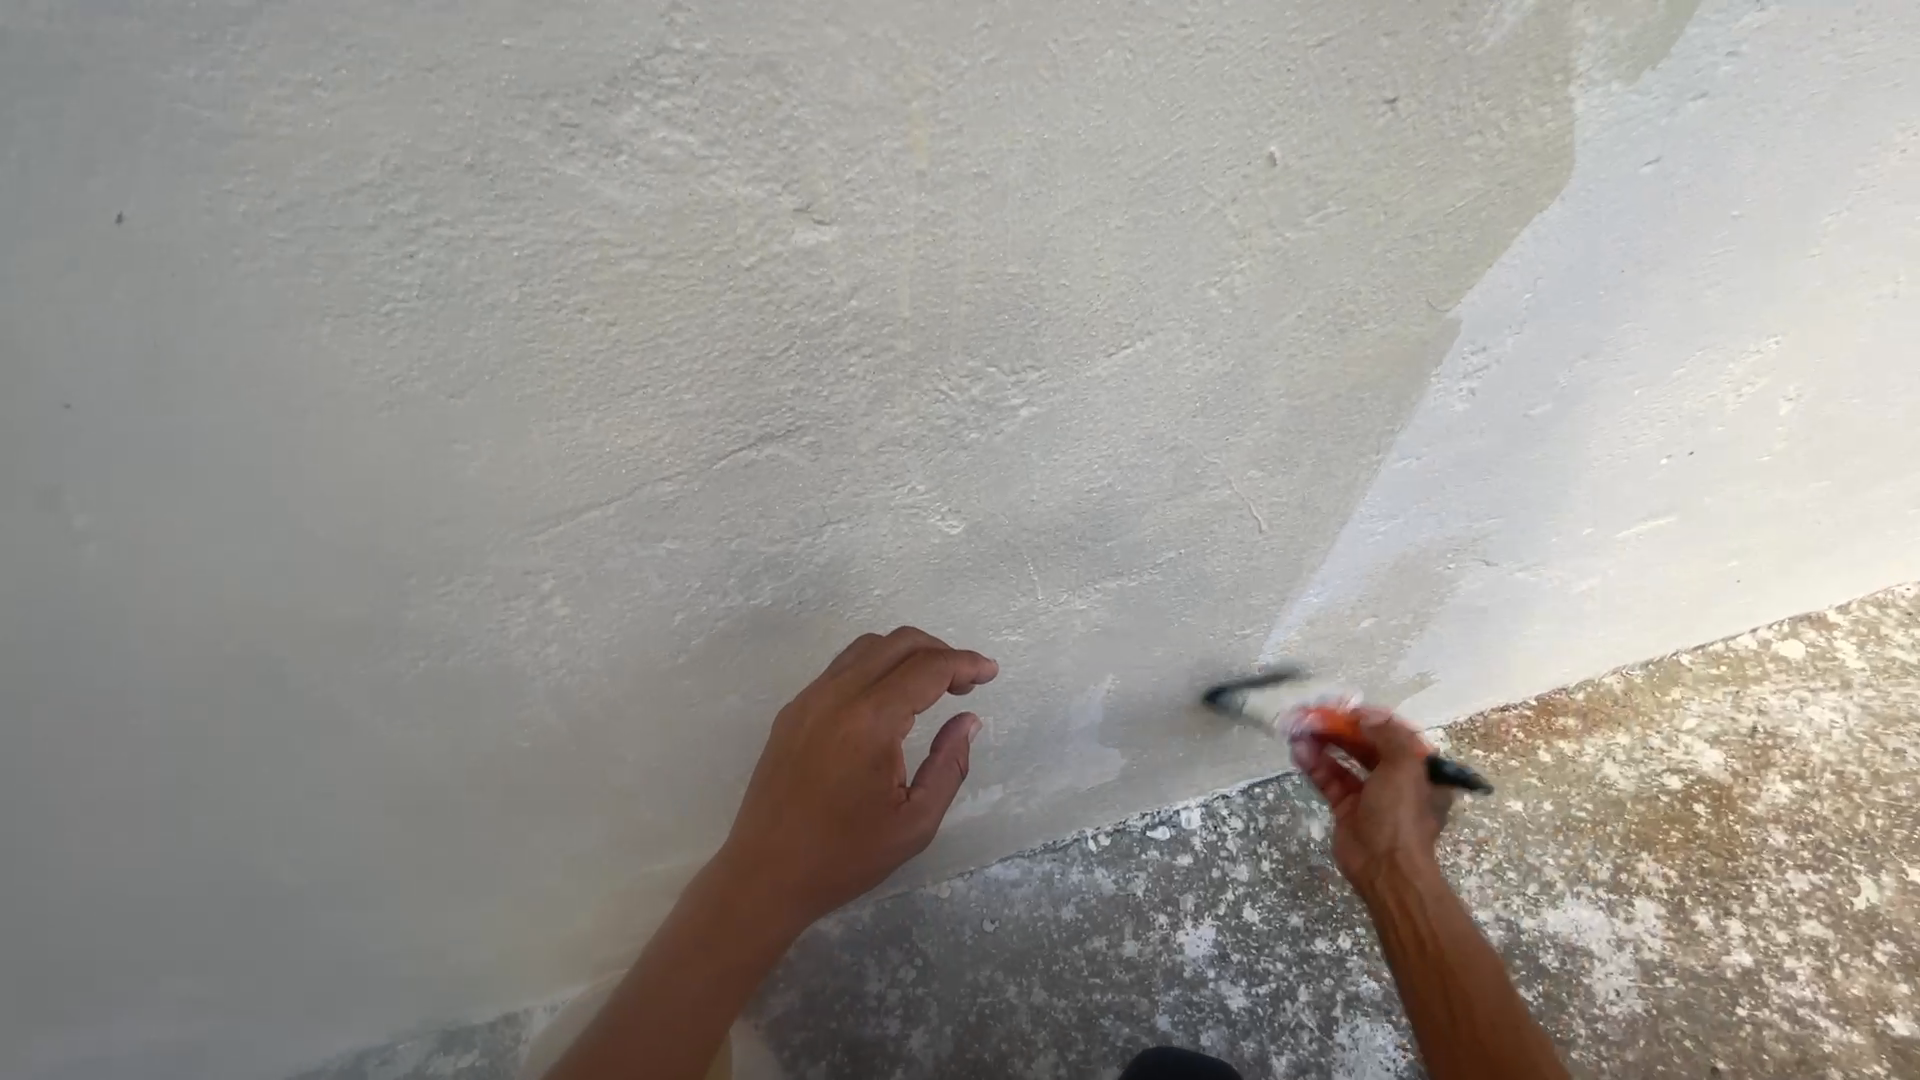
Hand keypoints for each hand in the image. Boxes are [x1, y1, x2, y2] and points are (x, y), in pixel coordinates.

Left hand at [711, 627, 997, 932]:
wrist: (763, 875)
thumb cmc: (844, 857)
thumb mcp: (915, 823)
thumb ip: (949, 765)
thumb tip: (968, 720)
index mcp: (870, 721)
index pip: (927, 668)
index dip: (965, 664)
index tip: (990, 672)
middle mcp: (836, 695)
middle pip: (898, 643)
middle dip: (941, 652)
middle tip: (967, 681)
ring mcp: (809, 699)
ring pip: (867, 648)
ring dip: (907, 654)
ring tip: (934, 685)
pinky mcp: (793, 710)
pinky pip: (842, 668)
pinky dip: (877, 666)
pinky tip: (890, 699)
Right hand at [1291, 705, 1453, 897]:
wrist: (1386, 868)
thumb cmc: (1401, 815)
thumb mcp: (1404, 769)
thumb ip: (1387, 736)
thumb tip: (1365, 716)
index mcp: (1419, 771)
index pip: (1395, 735)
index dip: (1371, 719)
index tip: (1346, 707)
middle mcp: (1396, 780)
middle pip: (1365, 745)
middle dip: (1340, 729)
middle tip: (1314, 714)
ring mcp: (1369, 794)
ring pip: (1343, 760)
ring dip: (1322, 743)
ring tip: (1299, 729)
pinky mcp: (1345, 807)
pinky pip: (1329, 779)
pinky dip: (1314, 764)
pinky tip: (1298, 751)